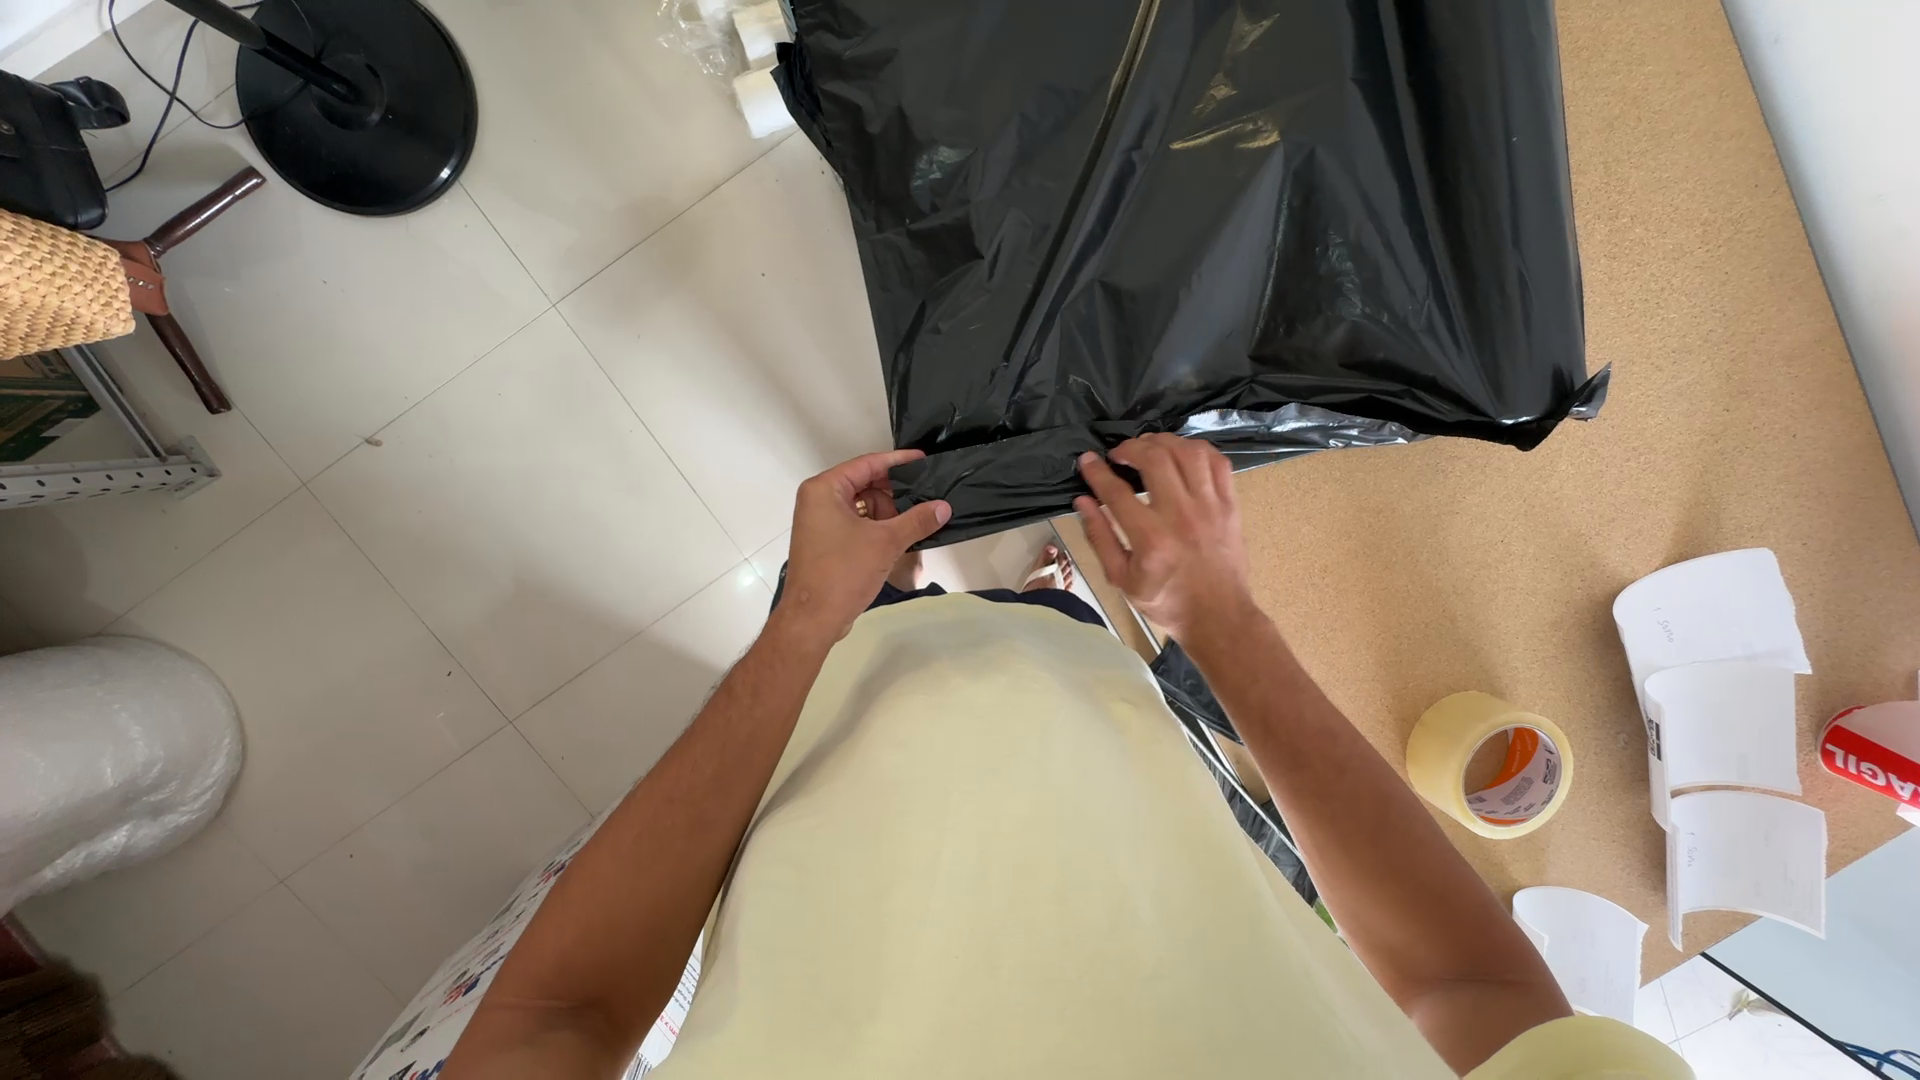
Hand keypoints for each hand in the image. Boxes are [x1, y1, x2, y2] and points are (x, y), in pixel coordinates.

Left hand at [776, 449, 950, 640]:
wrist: (813, 619)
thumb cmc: (843, 572)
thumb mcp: (886, 542)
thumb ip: (917, 520)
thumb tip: (944, 507)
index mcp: (824, 490)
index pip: (867, 464)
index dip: (898, 461)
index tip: (924, 460)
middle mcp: (818, 501)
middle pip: (865, 485)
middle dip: (895, 494)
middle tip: (927, 497)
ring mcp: (820, 523)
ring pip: (863, 507)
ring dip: (889, 515)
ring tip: (917, 523)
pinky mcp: (826, 544)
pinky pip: (857, 525)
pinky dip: (878, 529)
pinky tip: (901, 538)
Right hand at [1073, 435, 1254, 641]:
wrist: (1219, 616)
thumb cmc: (1166, 601)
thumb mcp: (1121, 579)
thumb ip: (1100, 537)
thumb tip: (1082, 502)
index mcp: (1150, 539)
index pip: (1116, 491)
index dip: (1097, 471)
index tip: (1087, 460)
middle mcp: (1181, 516)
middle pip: (1155, 459)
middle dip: (1130, 447)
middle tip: (1119, 454)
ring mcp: (1210, 507)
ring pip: (1188, 453)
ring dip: (1164, 442)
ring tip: (1149, 447)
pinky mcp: (1230, 505)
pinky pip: (1218, 462)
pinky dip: (1197, 450)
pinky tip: (1182, 454)